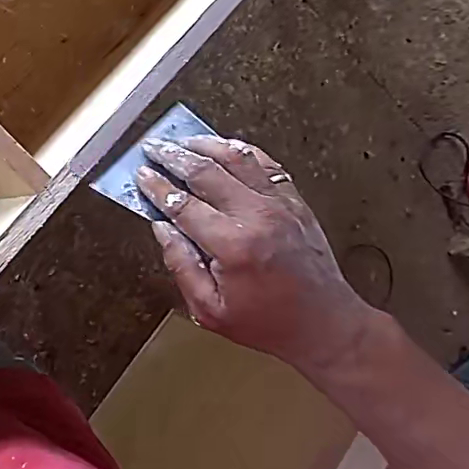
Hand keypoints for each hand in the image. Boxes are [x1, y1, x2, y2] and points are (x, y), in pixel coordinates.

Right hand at [135, 136, 378, 378]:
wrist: (328, 327)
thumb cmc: (269, 322)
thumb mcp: (208, 308)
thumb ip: (179, 264)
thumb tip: (161, 228)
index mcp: (232, 245)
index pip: (182, 203)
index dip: (156, 186)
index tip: (141, 175)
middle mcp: (258, 218)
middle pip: (206, 171)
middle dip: (173, 156)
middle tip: (152, 148)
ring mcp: (280, 207)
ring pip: (237, 159)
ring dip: (205, 145)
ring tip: (182, 141)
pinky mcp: (295, 204)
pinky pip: (266, 166)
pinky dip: (242, 151)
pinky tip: (224, 147)